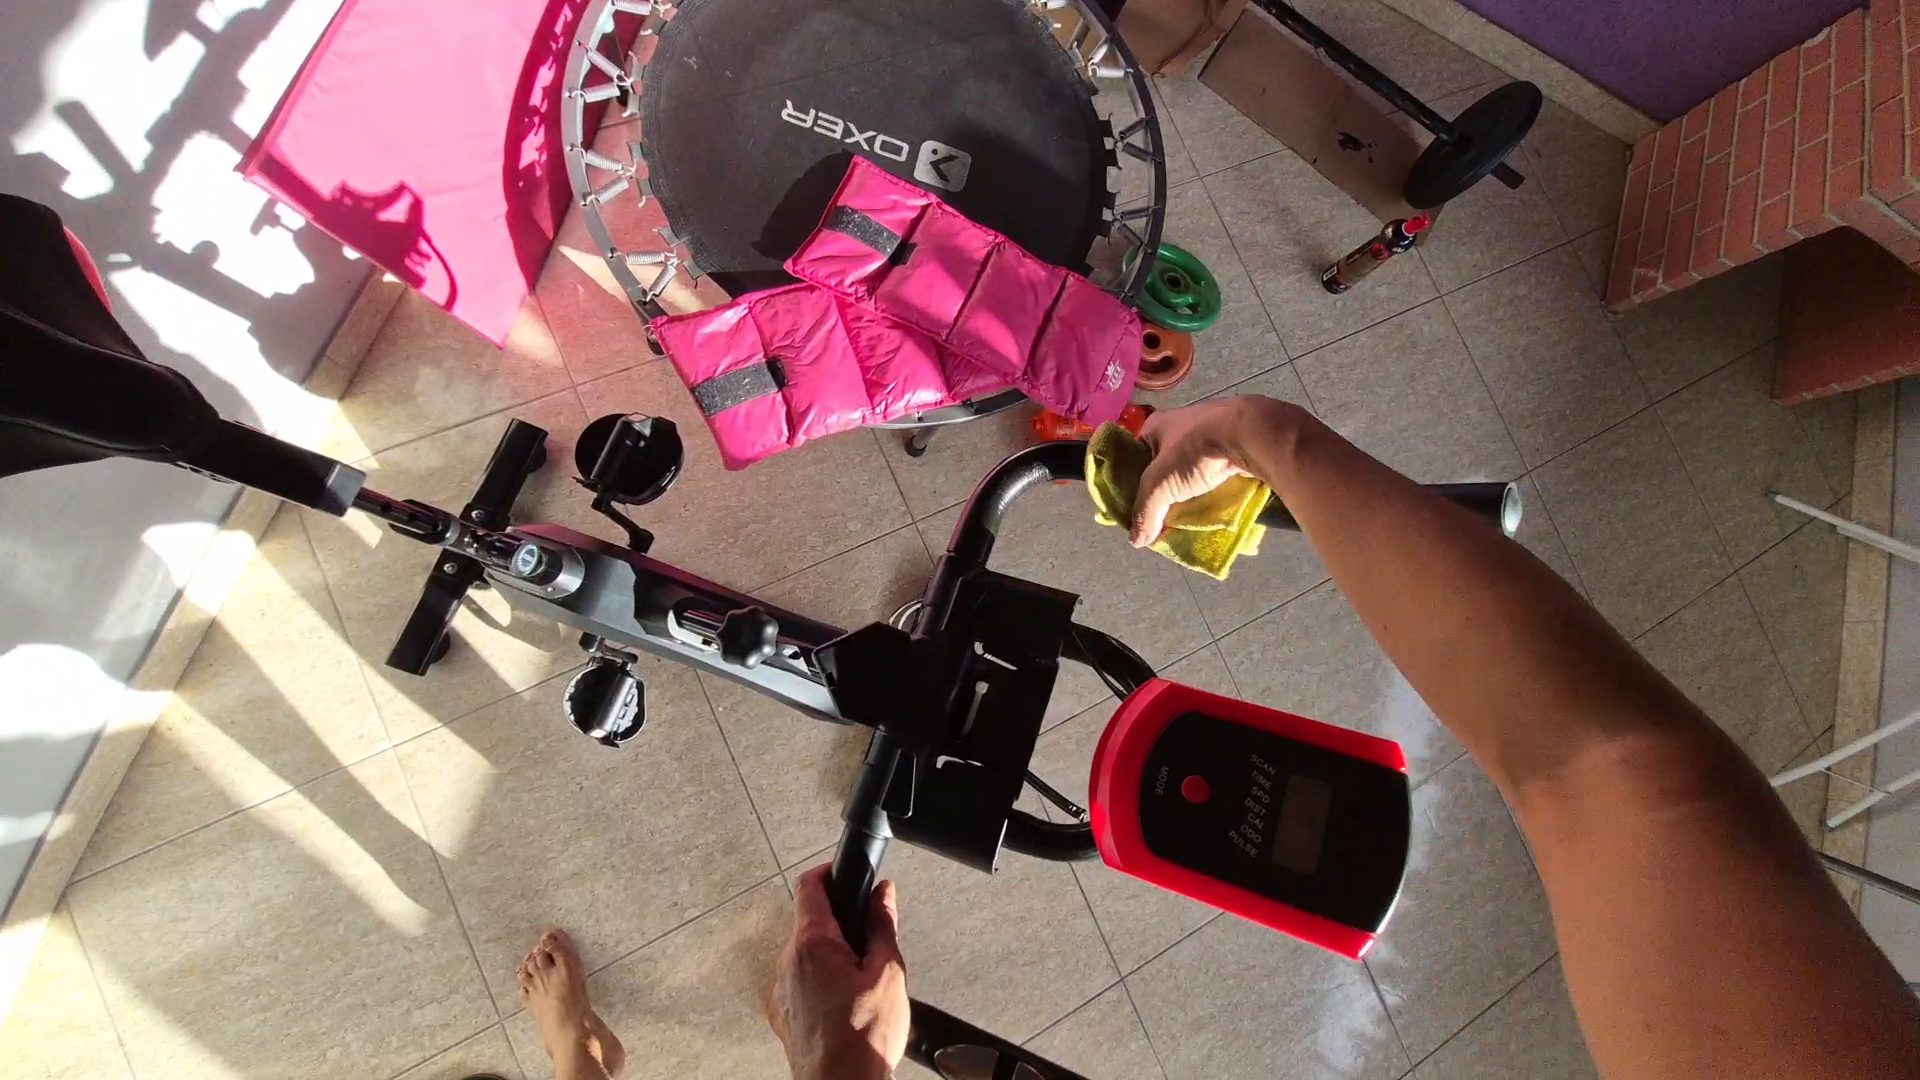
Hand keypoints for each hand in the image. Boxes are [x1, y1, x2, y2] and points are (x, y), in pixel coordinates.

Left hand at [768, 865, 909, 1079]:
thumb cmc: (862, 1041)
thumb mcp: (888, 972)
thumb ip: (882, 925)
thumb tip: (883, 893)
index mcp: (812, 945)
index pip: (808, 886)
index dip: (827, 872)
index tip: (843, 872)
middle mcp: (788, 964)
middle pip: (809, 920)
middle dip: (839, 921)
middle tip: (867, 937)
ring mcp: (782, 992)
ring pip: (805, 953)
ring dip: (830, 953)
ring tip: (860, 978)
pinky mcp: (784, 1016)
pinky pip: (800, 982)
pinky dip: (820, 980)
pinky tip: (845, 1002)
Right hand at [1131, 396, 1295, 546]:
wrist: (1251, 434)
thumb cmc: (1195, 450)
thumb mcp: (1159, 484)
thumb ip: (1145, 513)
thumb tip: (1137, 541)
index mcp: (1153, 428)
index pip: (1132, 460)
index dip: (1129, 485)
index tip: (1134, 511)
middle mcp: (1178, 428)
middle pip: (1161, 469)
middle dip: (1161, 494)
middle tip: (1159, 520)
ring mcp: (1207, 435)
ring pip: (1188, 473)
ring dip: (1186, 494)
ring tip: (1184, 518)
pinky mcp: (1231, 446)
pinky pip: (1212, 473)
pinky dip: (1209, 491)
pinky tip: (1209, 507)